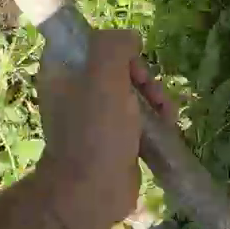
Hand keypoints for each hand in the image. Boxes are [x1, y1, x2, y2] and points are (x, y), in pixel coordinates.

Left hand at [35, 28, 171, 228]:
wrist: (93, 190)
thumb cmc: (95, 130)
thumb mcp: (104, 76)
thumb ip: (115, 46)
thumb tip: (131, 39)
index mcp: (62, 70)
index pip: (91, 41)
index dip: (115, 47)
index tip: (129, 62)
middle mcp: (76, 89)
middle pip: (119, 65)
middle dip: (143, 76)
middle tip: (150, 93)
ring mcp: (96, 114)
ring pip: (134, 90)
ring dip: (156, 98)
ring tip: (165, 116)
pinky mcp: (115, 135)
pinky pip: (140, 115)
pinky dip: (156, 118)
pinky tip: (167, 127)